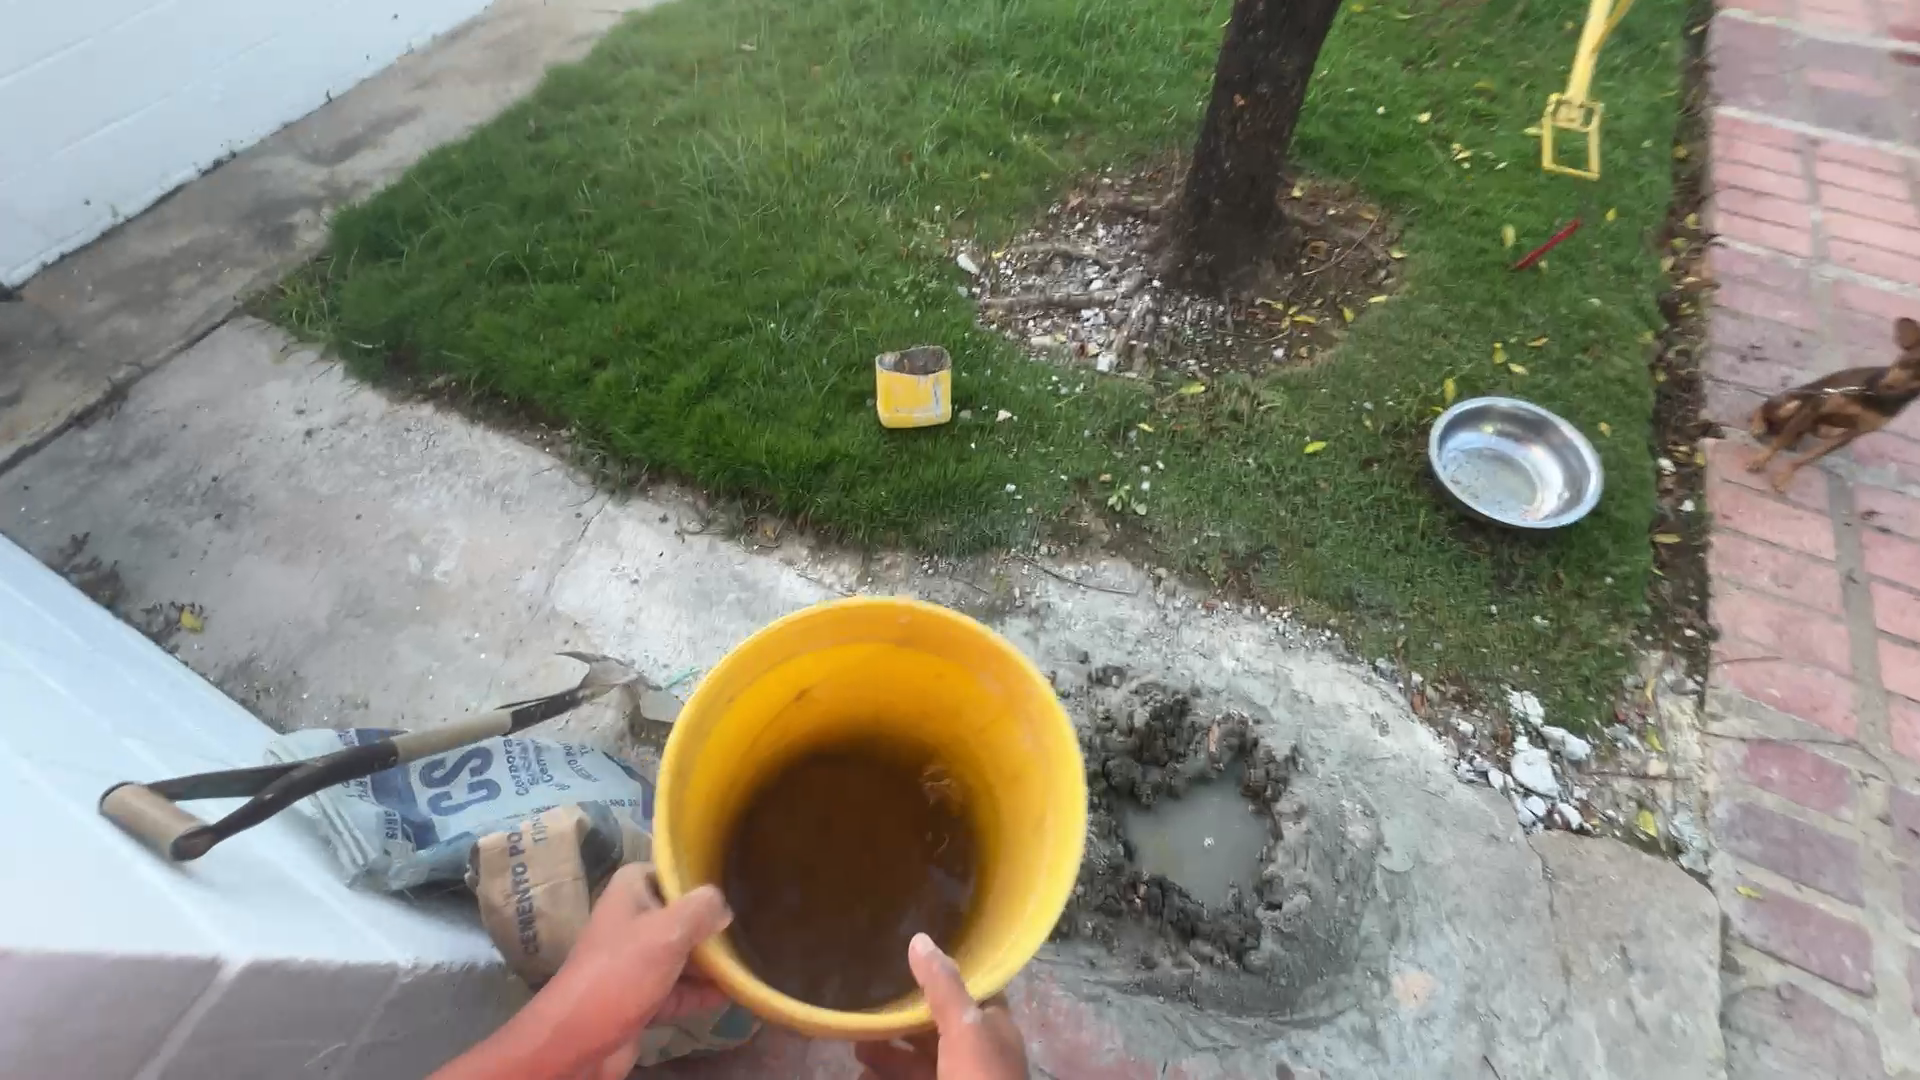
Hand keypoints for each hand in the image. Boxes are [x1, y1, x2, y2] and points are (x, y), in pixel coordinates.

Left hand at [432, 865, 732, 1079]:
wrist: (576, 1045)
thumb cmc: (621, 972)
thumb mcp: (668, 930)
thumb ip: (703, 908)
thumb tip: (725, 907)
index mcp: (630, 890)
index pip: (671, 868)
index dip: (700, 874)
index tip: (733, 879)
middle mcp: (632, 919)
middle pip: (682, 912)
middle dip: (713, 920)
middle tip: (751, 919)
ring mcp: (636, 960)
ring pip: (683, 951)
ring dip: (712, 958)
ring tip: (751, 953)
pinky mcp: (640, 996)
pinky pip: (680, 986)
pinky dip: (703, 989)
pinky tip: (734, 990)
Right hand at [854, 934, 1029, 1079]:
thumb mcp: (964, 1028)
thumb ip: (942, 985)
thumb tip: (919, 938)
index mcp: (993, 1029)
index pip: (970, 989)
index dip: (943, 972)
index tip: (910, 954)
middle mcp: (977, 1056)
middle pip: (936, 1027)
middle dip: (902, 1018)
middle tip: (868, 1006)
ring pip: (918, 1063)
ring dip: (888, 1054)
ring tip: (856, 1045)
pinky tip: (861, 1076)